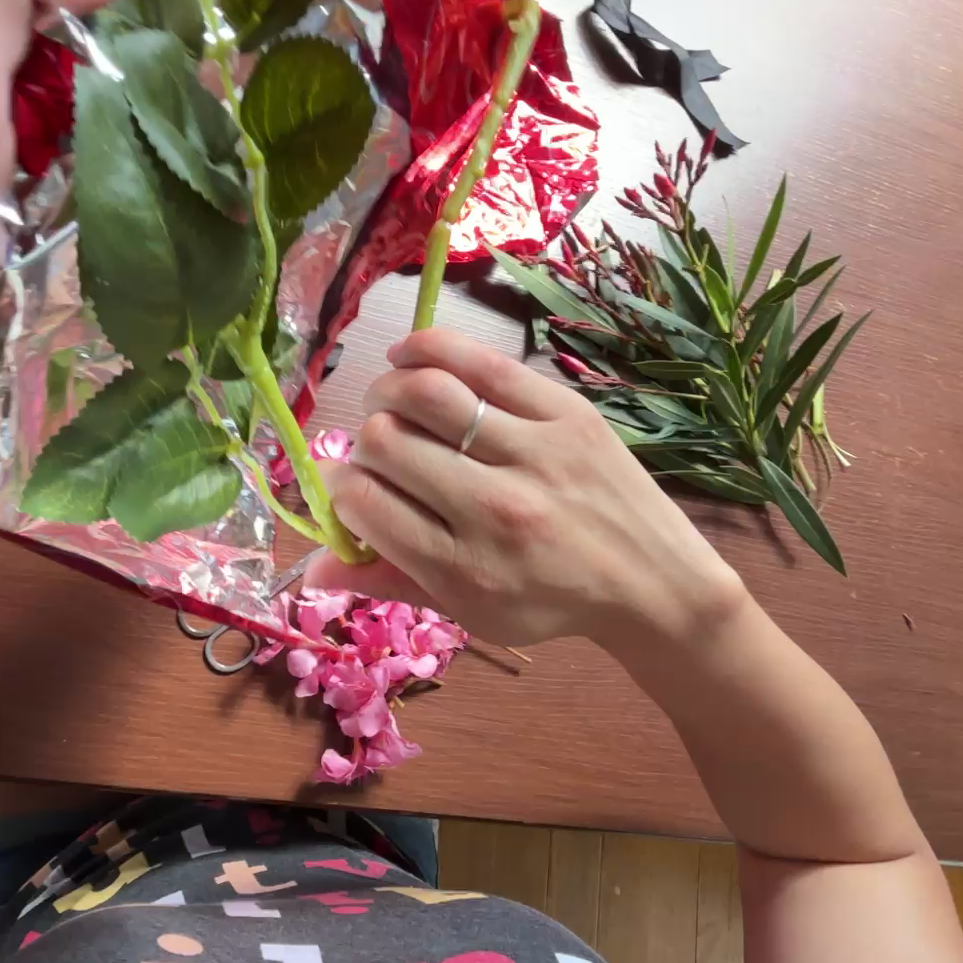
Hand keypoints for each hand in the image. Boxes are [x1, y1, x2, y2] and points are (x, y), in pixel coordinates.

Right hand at [305, 327, 745, 648]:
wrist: (652, 583)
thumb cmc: (548, 603)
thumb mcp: (467, 614)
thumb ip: (387, 584)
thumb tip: (310, 568)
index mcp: (465, 570)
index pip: (365, 505)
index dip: (341, 490)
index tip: (351, 488)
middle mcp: (495, 510)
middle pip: (385, 444)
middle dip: (364, 443)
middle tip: (379, 451)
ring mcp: (534, 454)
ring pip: (426, 395)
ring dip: (387, 391)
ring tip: (389, 401)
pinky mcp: (566, 411)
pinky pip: (483, 362)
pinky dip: (429, 349)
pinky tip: (410, 355)